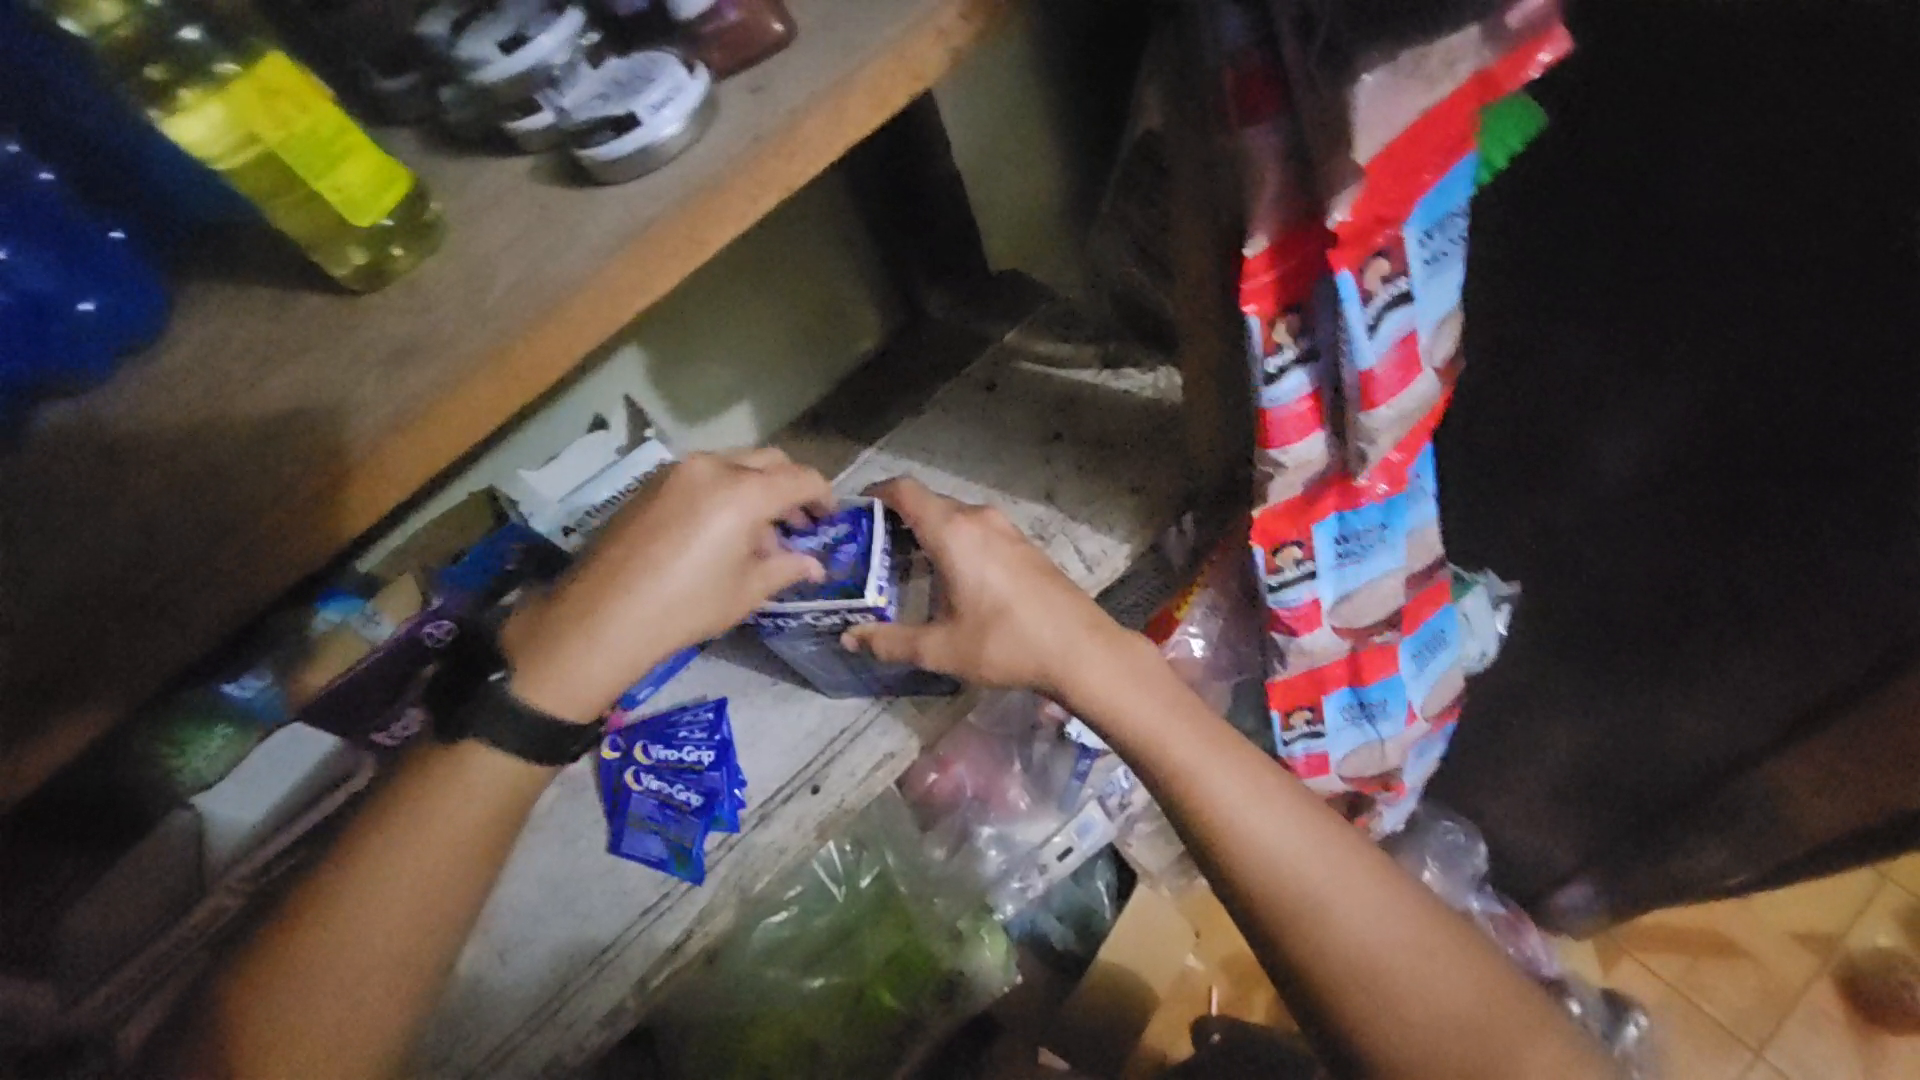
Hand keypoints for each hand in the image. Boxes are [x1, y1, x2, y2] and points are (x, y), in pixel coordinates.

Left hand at [501, 448, 831, 721]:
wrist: (604, 615)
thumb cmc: (687, 606)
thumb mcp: (748, 590)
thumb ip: (787, 568)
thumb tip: (815, 565)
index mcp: (744, 492)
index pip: (801, 478)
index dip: (824, 496)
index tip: (830, 518)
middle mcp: (713, 467)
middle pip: (770, 461)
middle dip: (791, 487)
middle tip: (799, 523)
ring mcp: (678, 471)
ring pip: (735, 464)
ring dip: (757, 488)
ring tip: (760, 532)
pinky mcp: (652, 483)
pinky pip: (704, 475)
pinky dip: (726, 492)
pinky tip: (722, 531)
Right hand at [840, 477, 1146, 703]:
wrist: (1082, 650)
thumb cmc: (1006, 644)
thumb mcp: (941, 649)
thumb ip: (890, 642)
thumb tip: (850, 638)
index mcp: (953, 532)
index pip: (904, 491)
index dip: (874, 494)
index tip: (854, 515)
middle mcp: (979, 519)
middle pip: (928, 503)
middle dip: (896, 521)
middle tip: (872, 553)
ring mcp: (1007, 530)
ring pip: (955, 518)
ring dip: (928, 533)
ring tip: (905, 567)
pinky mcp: (1025, 545)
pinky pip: (978, 531)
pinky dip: (955, 542)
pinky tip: (951, 578)